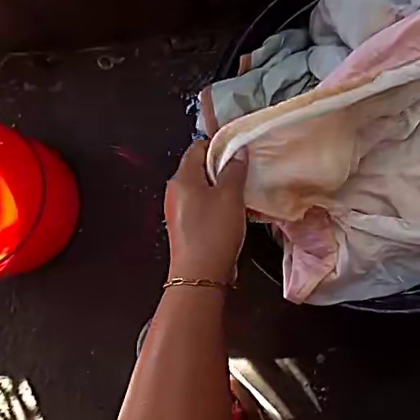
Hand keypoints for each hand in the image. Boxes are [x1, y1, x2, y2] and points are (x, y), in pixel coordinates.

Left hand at [164, 138, 248, 282]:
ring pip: (201, 188)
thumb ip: (234, 170)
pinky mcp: (183, 227)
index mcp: (182, 178)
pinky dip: (216, 204)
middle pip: (198, 168)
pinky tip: (232, 213)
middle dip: (221, 167)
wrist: (199, 275)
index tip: (239, 149)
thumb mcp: (231, 196)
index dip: (218, 144)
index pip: (197, 147)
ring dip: (221, 187)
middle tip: (244, 171)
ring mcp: (177, 210)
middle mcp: (175, 191)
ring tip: (242, 192)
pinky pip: (201, 206)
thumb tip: (237, 152)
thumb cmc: (214, 231)